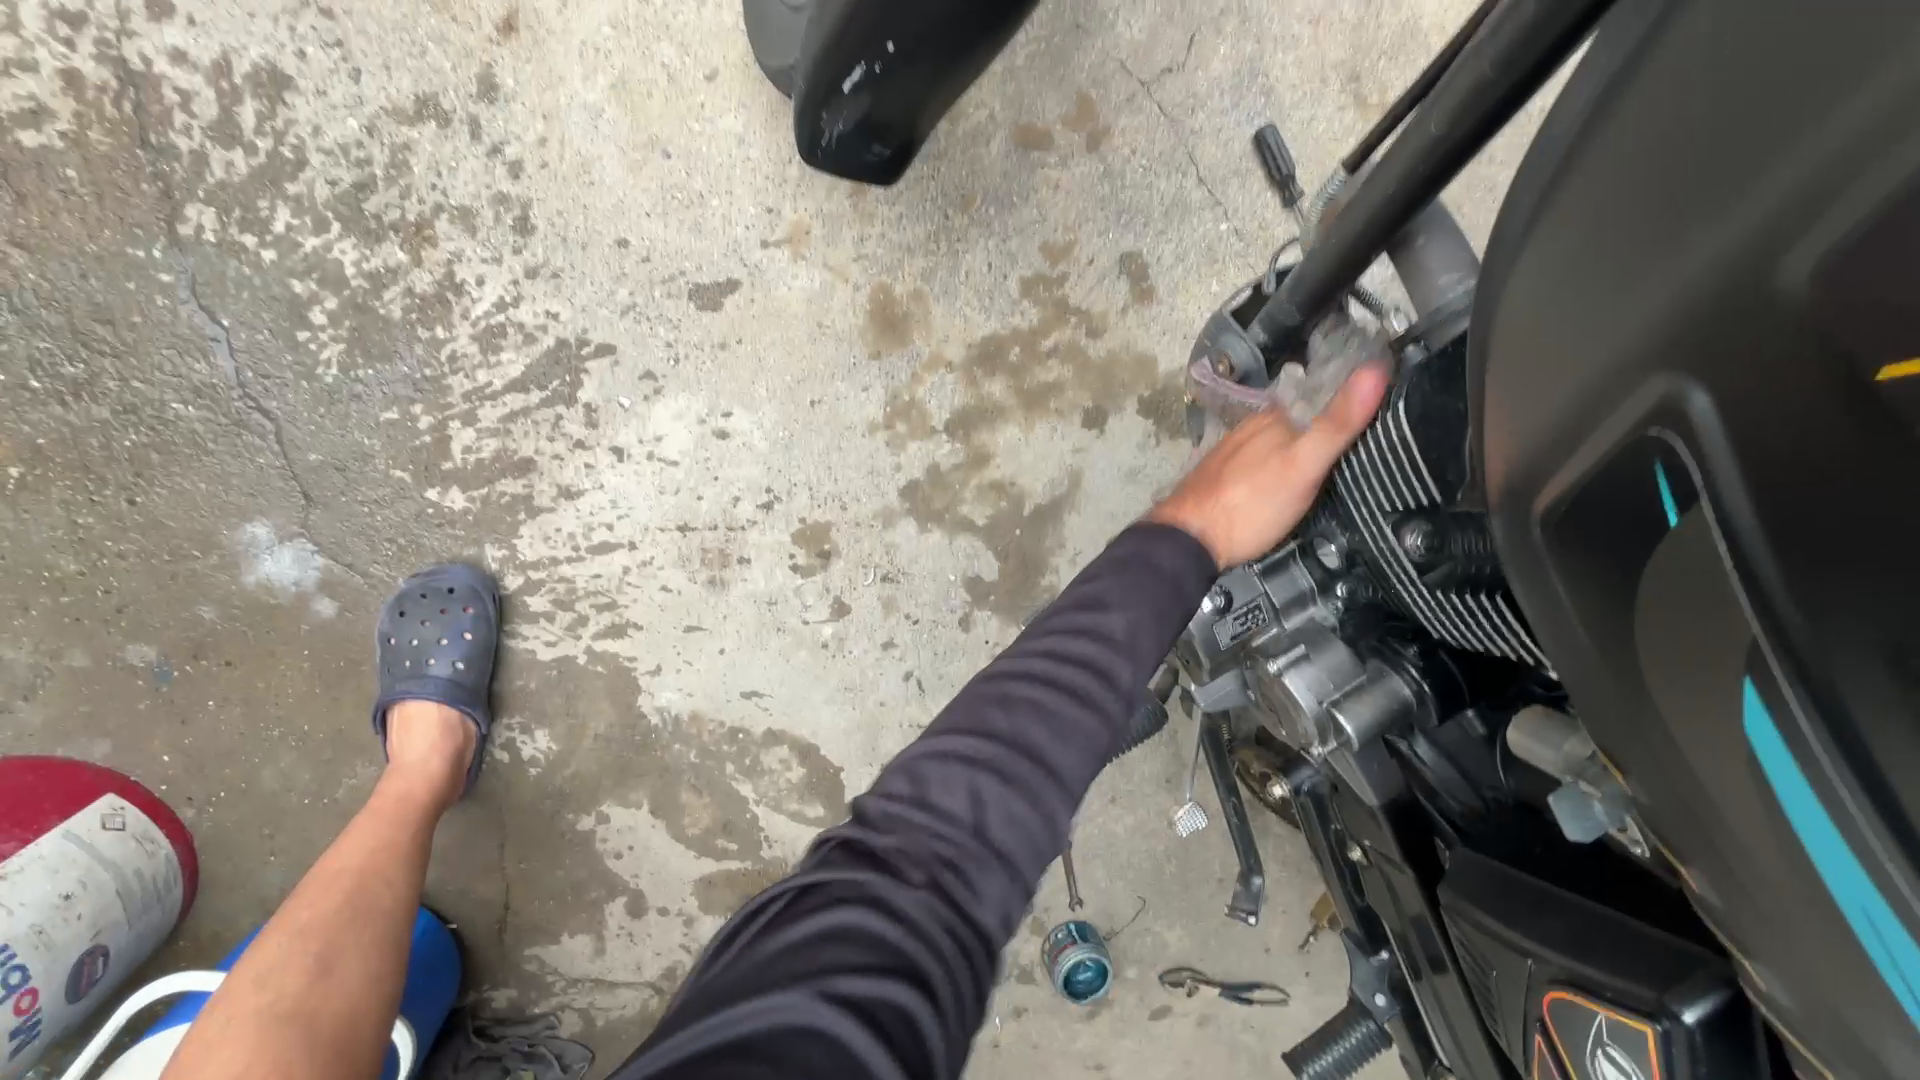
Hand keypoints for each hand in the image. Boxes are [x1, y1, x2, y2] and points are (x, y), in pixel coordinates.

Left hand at [1145, 363, 1390, 569]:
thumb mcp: (1303, 465)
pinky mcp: (1221, 481)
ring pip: (1277, 449)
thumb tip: (1377, 368)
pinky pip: (1259, 470)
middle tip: (1361, 457)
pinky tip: (1284, 489)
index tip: (1381, 426)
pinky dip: (1276, 474)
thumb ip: (1337, 424)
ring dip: (1299, 456)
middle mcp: (1249, 430)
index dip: (1350, 413)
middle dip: (1322, 437)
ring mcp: (1231, 455)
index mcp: (1272, 419)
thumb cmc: (1250, 504)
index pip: (1321, 404)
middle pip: (1298, 428)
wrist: (1188, 541)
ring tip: (1328, 475)